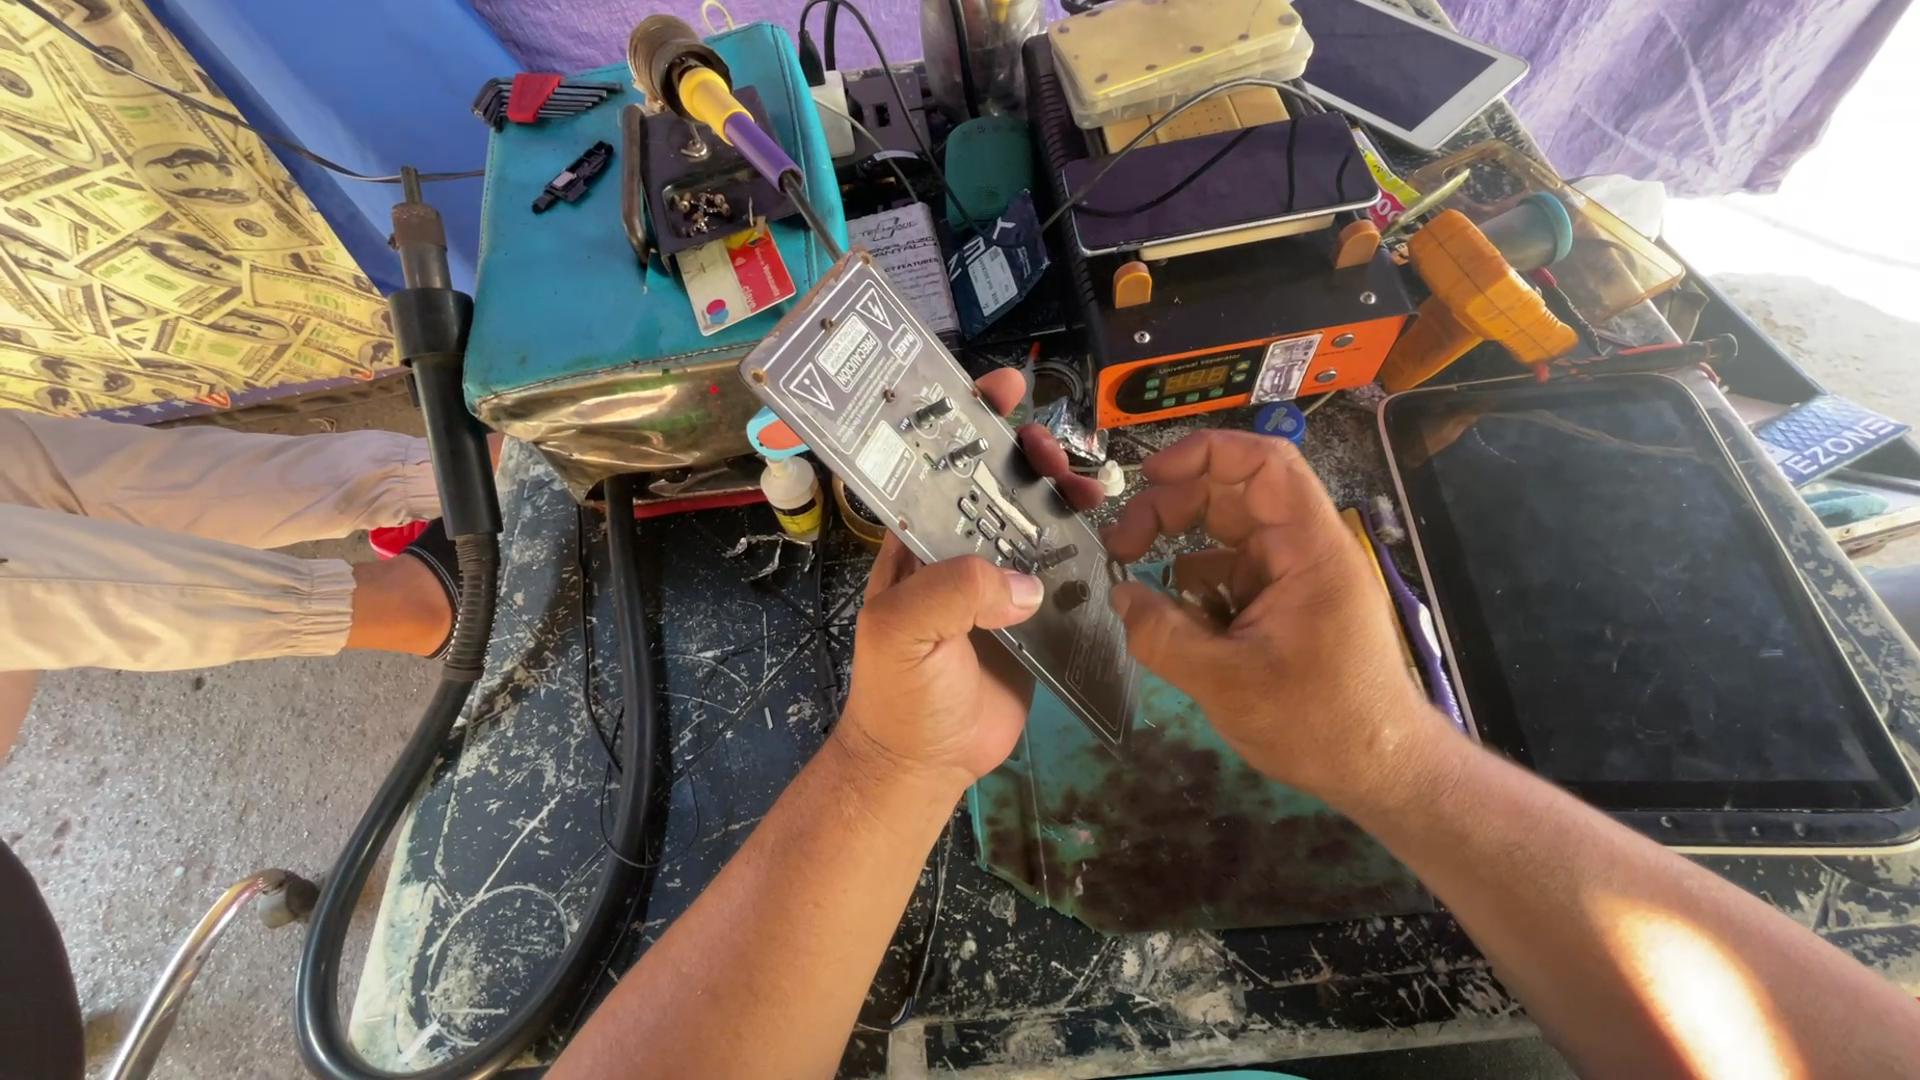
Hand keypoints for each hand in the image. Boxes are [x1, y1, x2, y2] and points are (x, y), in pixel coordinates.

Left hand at [833, 367, 1102, 788]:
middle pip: (998, 484)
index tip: (1001, 388)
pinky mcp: (1035, 616)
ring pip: (1037, 522)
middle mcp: (959, 551)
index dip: (966, 421)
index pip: (938, 465)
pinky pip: (1063, 573)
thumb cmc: (898, 691)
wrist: (927, 759)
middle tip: (1054, 454)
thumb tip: (1026, 584)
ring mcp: (1000, 582)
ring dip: (1062, 496)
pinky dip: (1086, 552)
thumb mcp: (902, 632)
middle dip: (1027, 456)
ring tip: (1087, 488)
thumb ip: (952, 594)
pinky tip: (1107, 537)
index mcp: (918, 541)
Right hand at [1103, 430, 1448, 805]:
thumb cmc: (1319, 724)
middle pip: (1230, 494)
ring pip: (1221, 536)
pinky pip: (1222, 575)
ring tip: (1135, 581)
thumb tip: (1120, 595)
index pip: (1264, 464)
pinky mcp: (1274, 605)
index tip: (1149, 477)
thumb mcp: (1227, 683)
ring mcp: (1287, 578)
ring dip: (1174, 548)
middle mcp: (1299, 551)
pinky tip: (1171, 619)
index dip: (1205, 453)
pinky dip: (1189, 586)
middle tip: (1122, 546)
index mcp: (1308, 550)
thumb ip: (1163, 636)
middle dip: (1169, 508)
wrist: (1376, 771)